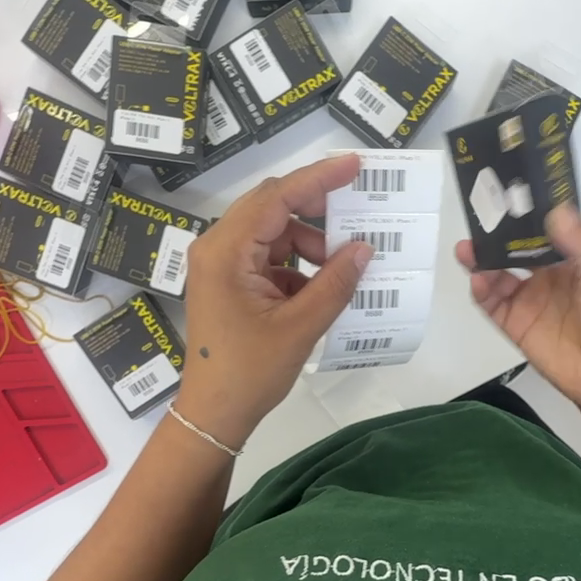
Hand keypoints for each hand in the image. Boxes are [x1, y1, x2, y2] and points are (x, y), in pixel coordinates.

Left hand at [176, 155, 373, 446]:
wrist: (215, 414)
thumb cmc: (251, 373)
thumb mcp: (300, 327)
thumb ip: (335, 283)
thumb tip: (364, 249)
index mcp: (226, 252)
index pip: (276, 198)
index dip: (318, 179)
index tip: (354, 166)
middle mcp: (218, 249)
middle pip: (271, 209)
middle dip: (315, 209)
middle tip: (356, 211)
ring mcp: (222, 267)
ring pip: (272, 235)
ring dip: (308, 245)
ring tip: (339, 269)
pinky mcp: (229, 285)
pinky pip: (268, 260)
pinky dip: (296, 268)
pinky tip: (320, 289)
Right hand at [455, 206, 580, 411]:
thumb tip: (556, 212)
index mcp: (574, 260)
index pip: (546, 229)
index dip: (527, 214)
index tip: (510, 195)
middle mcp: (549, 277)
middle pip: (516, 250)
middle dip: (496, 236)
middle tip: (479, 220)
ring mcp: (530, 301)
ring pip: (499, 275)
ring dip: (482, 262)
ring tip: (468, 250)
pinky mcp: (516, 326)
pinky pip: (493, 305)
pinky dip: (482, 292)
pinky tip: (478, 279)